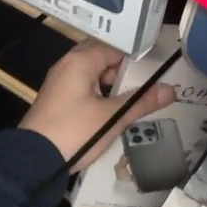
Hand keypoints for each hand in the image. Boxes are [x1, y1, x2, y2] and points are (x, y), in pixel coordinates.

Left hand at [21, 40, 175, 171]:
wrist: (35, 157)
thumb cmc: (75, 131)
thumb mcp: (112, 117)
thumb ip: (141, 102)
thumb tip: (171, 90)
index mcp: (79, 61)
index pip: (113, 49)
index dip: (134, 60)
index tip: (154, 73)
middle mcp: (66, 65)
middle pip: (100, 58)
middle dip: (121, 71)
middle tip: (142, 87)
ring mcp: (58, 81)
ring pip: (90, 73)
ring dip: (109, 84)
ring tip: (130, 101)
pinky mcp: (56, 98)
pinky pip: (81, 86)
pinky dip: (97, 93)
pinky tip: (110, 110)